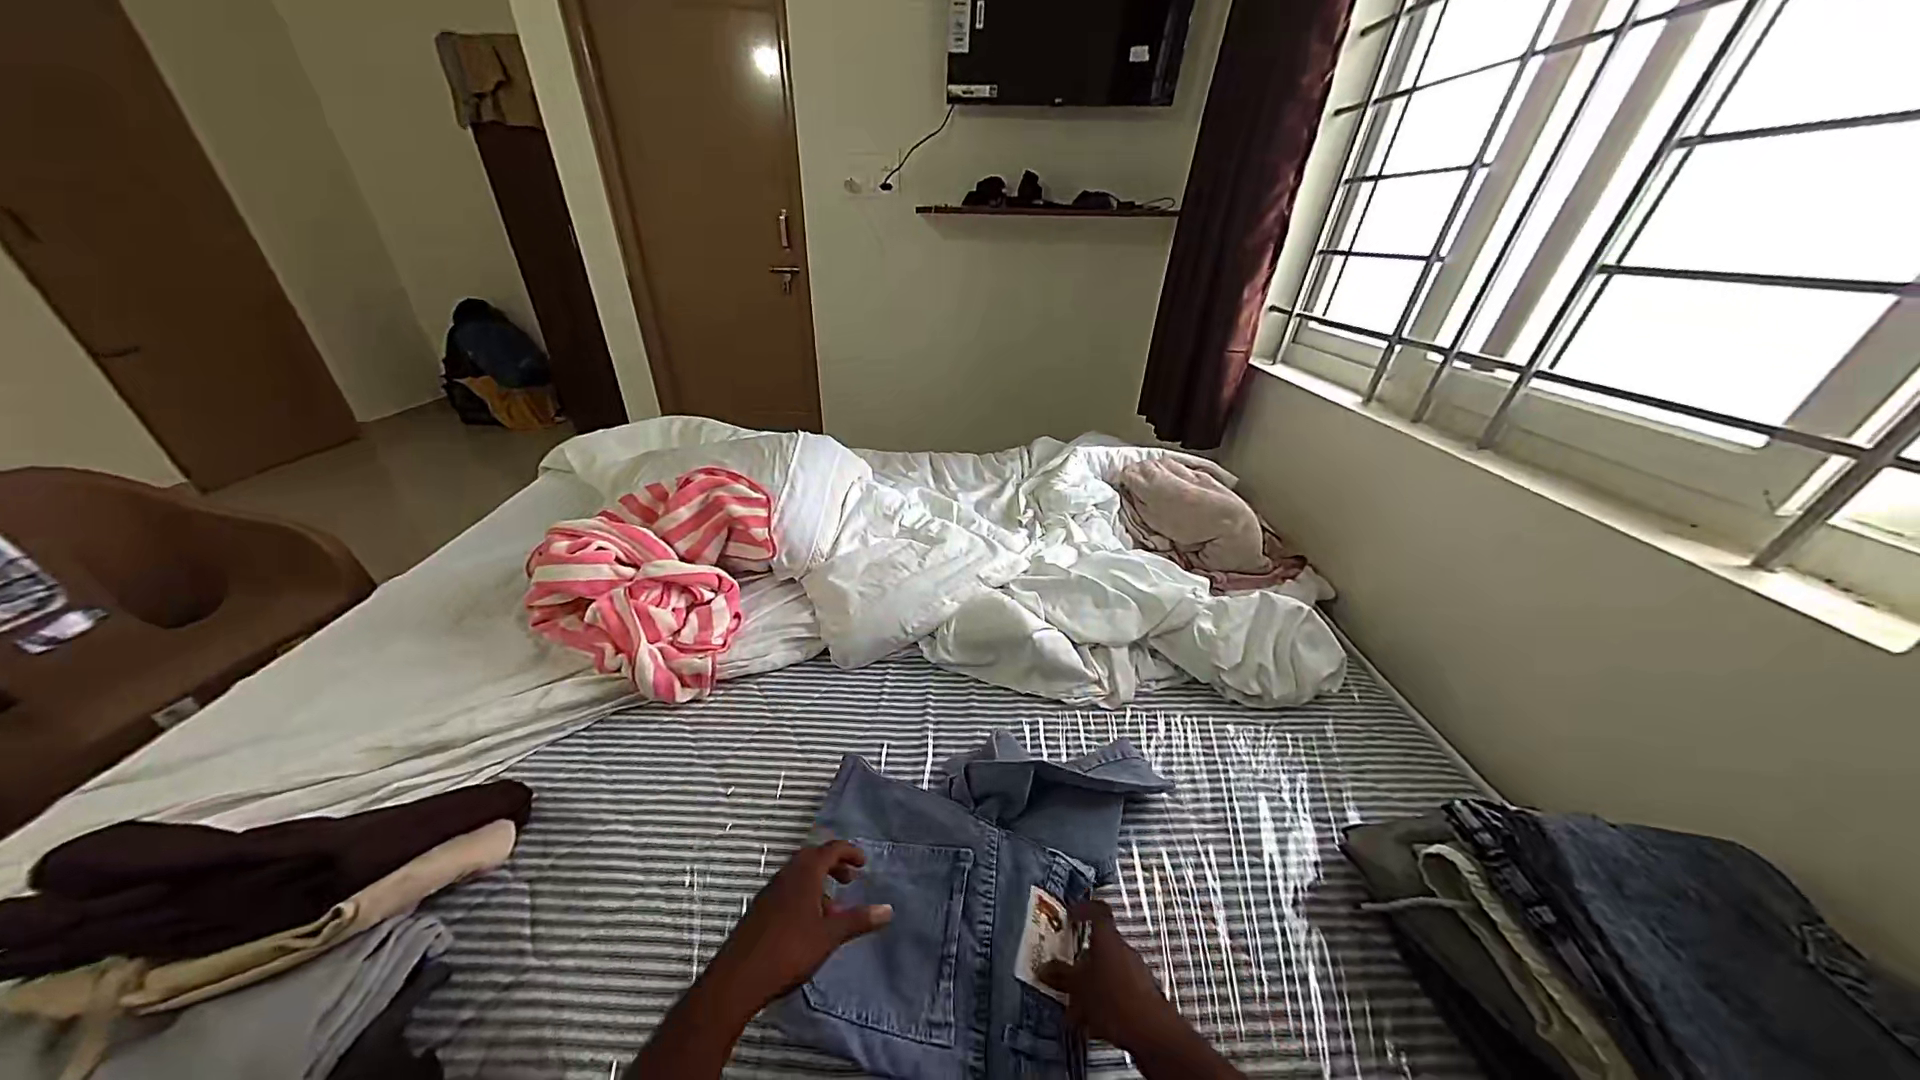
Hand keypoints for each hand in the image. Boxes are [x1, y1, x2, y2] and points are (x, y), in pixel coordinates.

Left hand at [631, 841, 892, 1078]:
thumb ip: (858, 920)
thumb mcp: (829, 936)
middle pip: (812, 857)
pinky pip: (787, 891)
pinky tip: (808, 925)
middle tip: (849, 881)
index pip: (831, 849)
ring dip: (818, 883)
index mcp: (804, 873)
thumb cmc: (789, 951)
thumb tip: (888, 909)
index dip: (850, 852)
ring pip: (798, 876)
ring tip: (832, 910)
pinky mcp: (759, 910)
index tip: (863, 865)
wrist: (737, 979)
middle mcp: (786, 875)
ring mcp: (769, 892)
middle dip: (833, 865)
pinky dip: (803, 896)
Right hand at [1039, 900, 1244, 1078]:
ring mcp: (1137, 973)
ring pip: (1109, 971)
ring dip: (1092, 985)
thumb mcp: (1078, 987)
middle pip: (1101, 945)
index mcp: (1108, 939)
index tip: (1071, 915)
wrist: (1152, 1033)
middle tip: (1067, 973)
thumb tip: (1044, 968)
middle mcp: (1124, 950)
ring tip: (1076, 1007)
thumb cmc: (1113, 999)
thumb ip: (1061, 975)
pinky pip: (1118, 991)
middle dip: (1083, 960)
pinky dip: (1105, 1001)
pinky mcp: (1144, 996)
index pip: (1098, 911)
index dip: (1084, 909)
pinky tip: (1093, 1022)